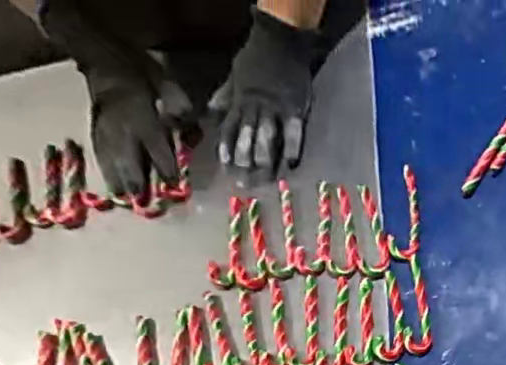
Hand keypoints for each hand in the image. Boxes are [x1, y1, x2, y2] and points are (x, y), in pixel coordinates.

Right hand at [40, 0, 182, 191]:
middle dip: (143, 191)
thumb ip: (181, 110)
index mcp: (143, 123)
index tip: (176, 188)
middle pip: (133, 175)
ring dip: (126, 189)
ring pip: (115, 176)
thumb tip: (193, 132)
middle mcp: (123, 136)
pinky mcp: (96, 139)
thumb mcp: (165, 85)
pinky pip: (104, 167)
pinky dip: (113, 179)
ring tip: (134, 199)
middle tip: (152, 202)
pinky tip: (119, 188)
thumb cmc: (138, 74)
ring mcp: (106, 139)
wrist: (101, 60)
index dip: (170, 177)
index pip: (161, 159)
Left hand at [213, 9, 315, 177]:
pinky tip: (290, 167)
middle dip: (244, 163)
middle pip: (247, 140)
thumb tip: (210, 113)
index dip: (227, 150)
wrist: (281, 39)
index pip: (229, 129)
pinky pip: (293, 135)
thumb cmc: (257, 57)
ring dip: (265, 161)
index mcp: (240, 101)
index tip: (226, 168)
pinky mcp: (295, 110)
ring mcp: (275, 110)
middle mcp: (255, 108)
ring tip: (265, 181)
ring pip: (267, 139)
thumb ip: (224, 96)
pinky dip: (292, 151)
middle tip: (244, 184)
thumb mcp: (234, 74)